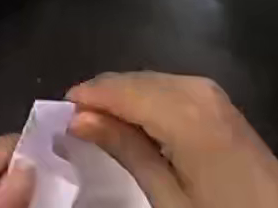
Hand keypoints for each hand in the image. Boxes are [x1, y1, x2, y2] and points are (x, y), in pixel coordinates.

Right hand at [66, 73, 277, 207]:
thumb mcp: (169, 200)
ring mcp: (211, 91)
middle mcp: (195, 85)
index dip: (86, 96)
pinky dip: (147, 102)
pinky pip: (170, 90)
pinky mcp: (221, 104)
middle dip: (102, 97)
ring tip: (97, 124)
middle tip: (73, 123)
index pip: (119, 88)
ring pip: (150, 83)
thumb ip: (125, 150)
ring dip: (123, 99)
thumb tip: (79, 118)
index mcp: (182, 107)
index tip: (57, 113)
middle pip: (133, 81)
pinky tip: (135, 124)